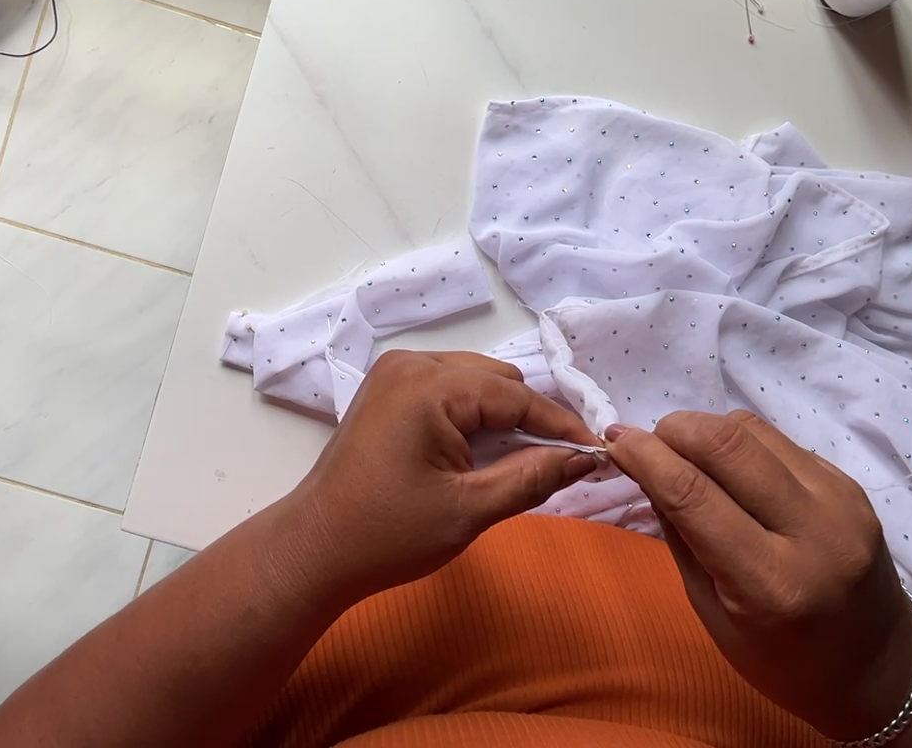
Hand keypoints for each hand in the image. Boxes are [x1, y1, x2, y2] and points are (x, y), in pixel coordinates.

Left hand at [276, 350, 601, 604]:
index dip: (557, 425)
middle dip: (529, 417)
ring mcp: (394, 370)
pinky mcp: (387, 385)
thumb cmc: (389, 535)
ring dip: (500, 413)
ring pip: (473, 378)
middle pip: (495, 379)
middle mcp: (411, 363)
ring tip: (519, 457)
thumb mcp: (470, 510)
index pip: (513, 395)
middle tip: (557, 459)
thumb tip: (582, 458)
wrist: (317, 547)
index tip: (594, 450)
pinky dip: (472, 410)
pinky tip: (479, 446)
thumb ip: (532, 478)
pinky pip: (448, 384)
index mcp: (428, 387)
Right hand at [605, 411, 911, 741]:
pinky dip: (736, 441)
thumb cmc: (780, 657)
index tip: (613, 439)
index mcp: (773, 583)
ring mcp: (840, 501)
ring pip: (749, 428)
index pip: (692, 493)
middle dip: (671, 429)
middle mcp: (814, 532)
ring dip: (702, 429)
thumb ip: (677, 531)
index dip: (644, 456)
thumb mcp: (710, 608)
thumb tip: (642, 465)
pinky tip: (729, 468)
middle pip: (725, 443)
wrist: (879, 668)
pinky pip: (775, 438)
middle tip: (648, 443)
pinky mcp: (848, 481)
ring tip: (686, 455)